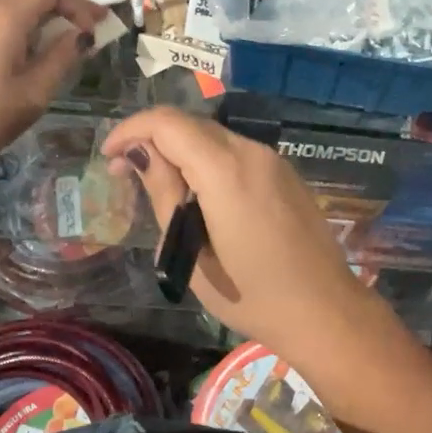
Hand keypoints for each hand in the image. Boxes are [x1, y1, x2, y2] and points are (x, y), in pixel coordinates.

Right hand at [102, 108, 391, 354]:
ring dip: (180, 150)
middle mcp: (252, 152)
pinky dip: (207, 161)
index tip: (108, 157)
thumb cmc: (251, 293)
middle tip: (124, 173)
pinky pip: (237, 153)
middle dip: (152, 139)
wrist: (324, 309)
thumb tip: (140, 155)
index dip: (131, 130)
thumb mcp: (193, 253)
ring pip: (214, 136)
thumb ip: (165, 195)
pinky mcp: (286, 173)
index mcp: (226, 170)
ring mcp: (273, 160)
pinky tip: (198, 194)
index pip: (168, 123)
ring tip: (158, 188)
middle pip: (191, 124)